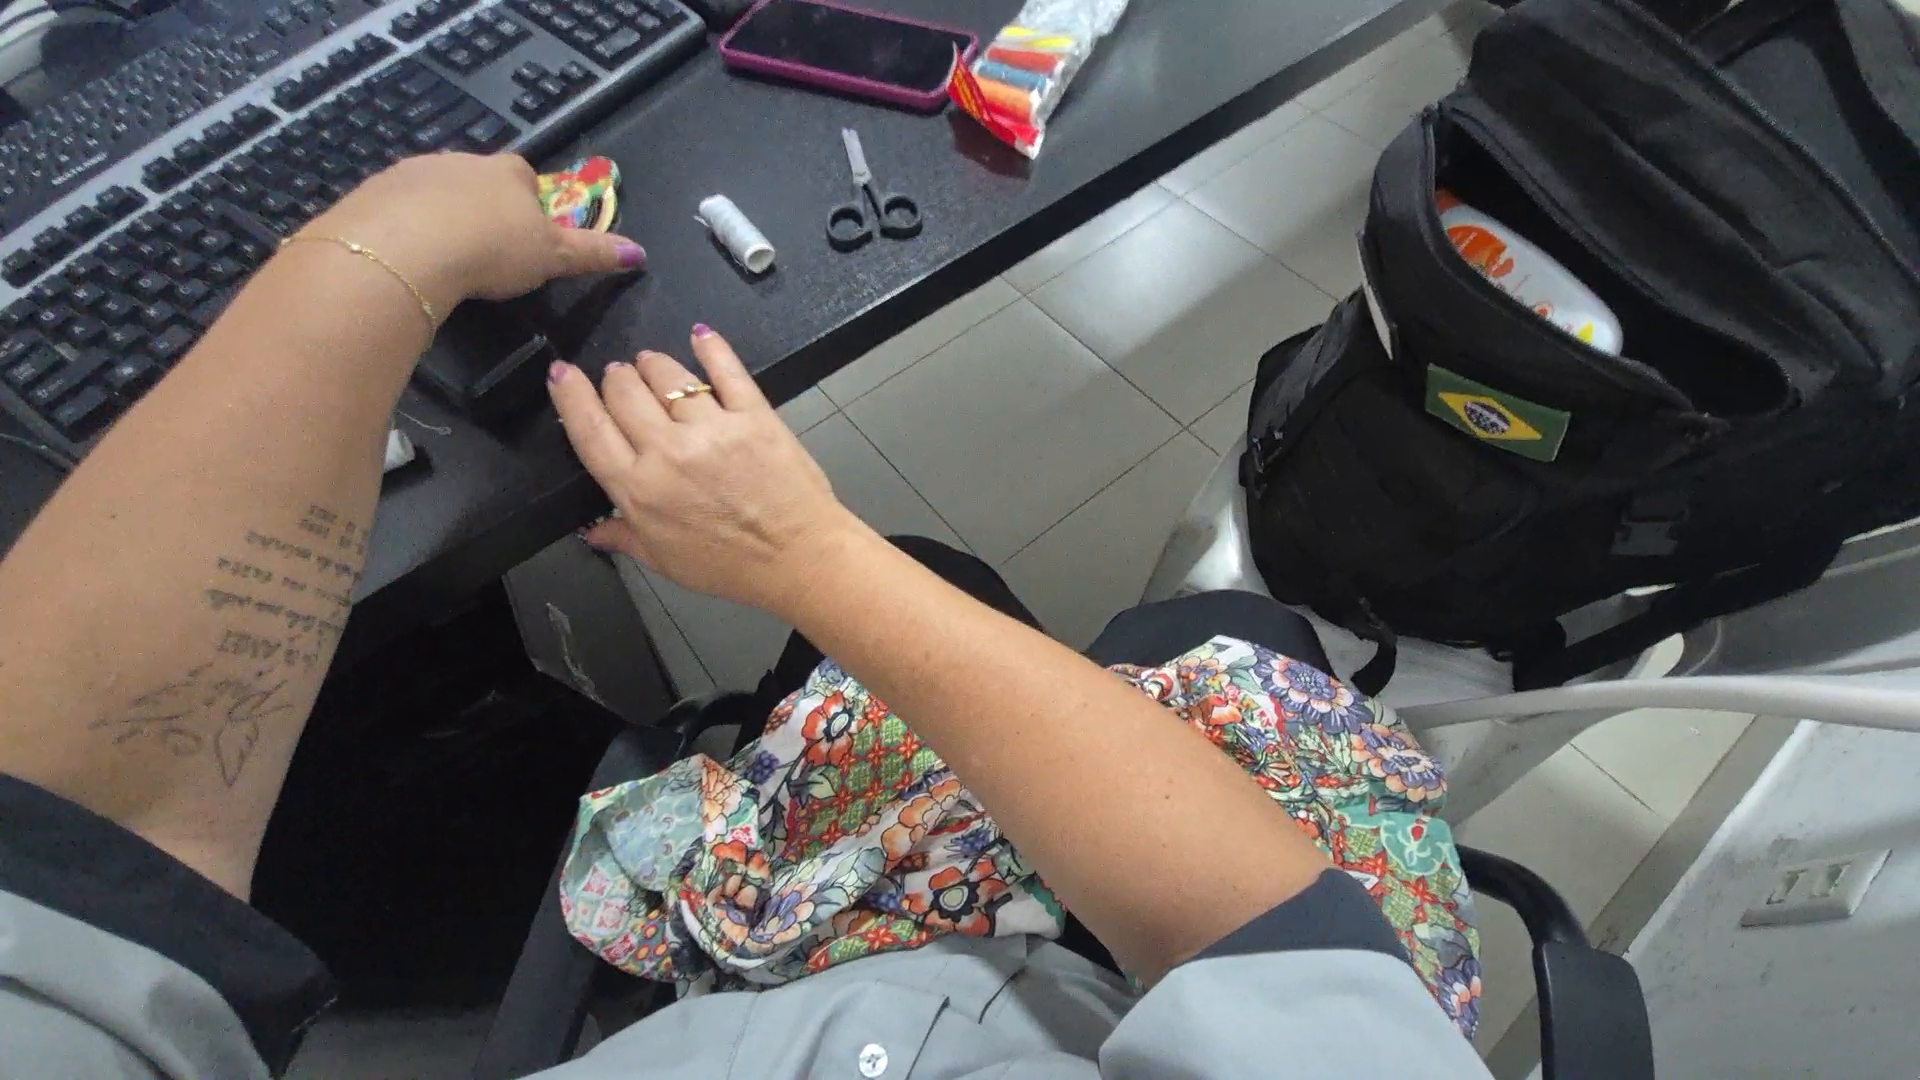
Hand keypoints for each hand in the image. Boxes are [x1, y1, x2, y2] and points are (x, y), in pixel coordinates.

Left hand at [298, 152, 644, 320]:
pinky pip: (403, 208)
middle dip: (489, 210)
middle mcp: (462, 160)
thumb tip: (640, 254)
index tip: (532, 234)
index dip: (532, 204)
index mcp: (508, 172)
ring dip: (449, 218)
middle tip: (496, 252)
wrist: (406, 248)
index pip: (526, 177)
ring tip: (456, 259)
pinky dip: (414, 228)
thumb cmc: (494, 248)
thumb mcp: (554, 256)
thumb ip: (594, 253)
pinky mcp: (377, 191)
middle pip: (482, 182)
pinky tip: (421, 259)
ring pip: (441, 194)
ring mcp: (415, 172)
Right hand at [548, 326, 866, 613]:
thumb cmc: (731, 567)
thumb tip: (592, 529)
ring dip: (654, 364)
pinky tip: (700, 335)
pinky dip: (711, 348)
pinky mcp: (754, 416)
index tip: (562, 373)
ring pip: (669, 376)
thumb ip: (626, 537)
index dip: (571, 394)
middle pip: (624, 392)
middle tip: (621, 378)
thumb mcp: (666, 562)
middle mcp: (667, 451)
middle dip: (616, 379)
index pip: (589, 428)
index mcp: (637, 488)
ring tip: (651, 362)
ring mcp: (712, 428)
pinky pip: (727, 371)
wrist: (800, 557)